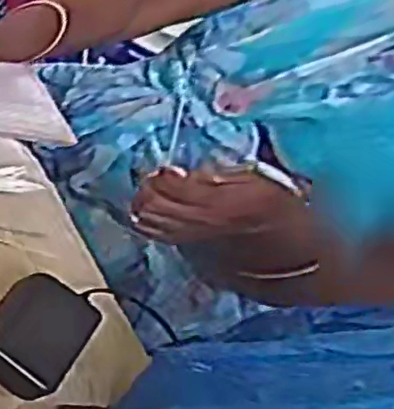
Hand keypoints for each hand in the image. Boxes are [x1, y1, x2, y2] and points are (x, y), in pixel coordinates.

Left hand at [130, 167, 305, 244]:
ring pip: (145, 216)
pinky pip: (145, 229)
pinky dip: (139, 217)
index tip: (165, 169)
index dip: (165, 177)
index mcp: (217, 200)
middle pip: (154, 203)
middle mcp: (194, 218)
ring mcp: (181, 231)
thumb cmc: (267, 202)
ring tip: (147, 191)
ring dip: (140, 201)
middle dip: (148, 188)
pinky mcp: (174, 240)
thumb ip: (220, 175)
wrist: (270, 236)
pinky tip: (144, 208)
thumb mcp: (257, 181)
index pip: (176, 188)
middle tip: (152, 178)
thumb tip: (189, 172)